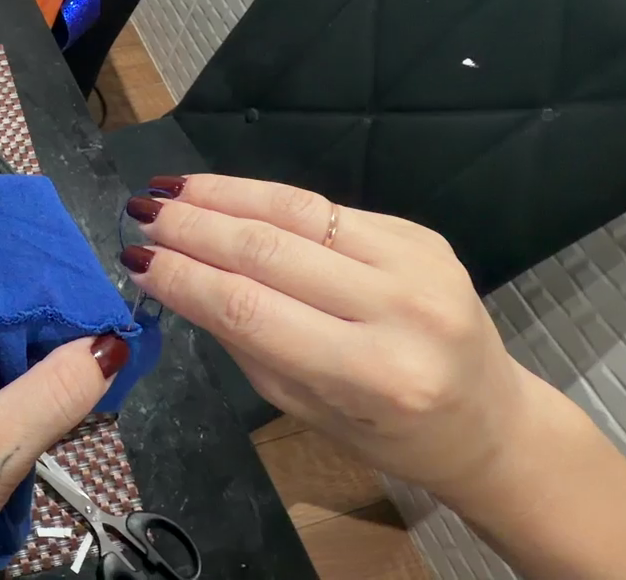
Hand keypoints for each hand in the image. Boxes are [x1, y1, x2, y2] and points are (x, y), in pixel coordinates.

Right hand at [122, 175, 544, 498]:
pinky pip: (319, 206)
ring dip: (219, 196)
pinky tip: (216, 192)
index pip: (250, 310)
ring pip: (292, 211)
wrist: (491, 419)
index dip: (183, 278)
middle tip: (139, 213)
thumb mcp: (304, 406)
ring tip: (167, 191)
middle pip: (268, 251)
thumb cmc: (388, 434)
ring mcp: (416, 262)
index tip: (134, 257)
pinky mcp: (417, 232)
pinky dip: (258, 195)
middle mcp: (402, 311)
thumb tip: (175, 275)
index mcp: (374, 376)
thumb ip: (243, 339)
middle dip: (192, 228)